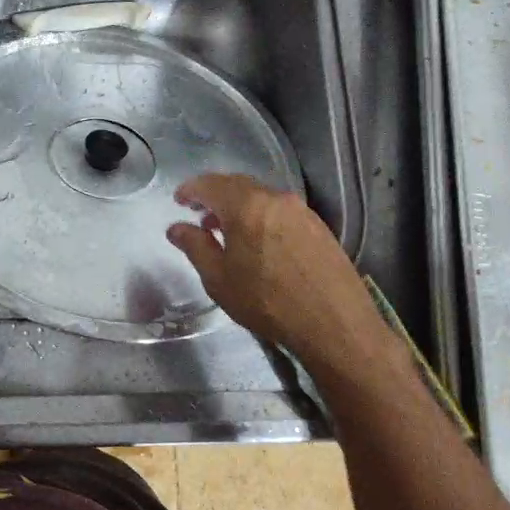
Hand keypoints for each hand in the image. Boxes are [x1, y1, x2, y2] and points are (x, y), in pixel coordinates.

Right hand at [166, 174, 388, 366]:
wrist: (334, 324)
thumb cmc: (267, 302)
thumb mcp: (218, 279)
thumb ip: (195, 246)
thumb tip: (176, 228)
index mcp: (247, 206)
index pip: (210, 185)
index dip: (190, 190)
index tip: (178, 201)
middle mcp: (276, 199)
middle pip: (238, 185)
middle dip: (215, 195)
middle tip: (199, 213)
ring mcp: (302, 211)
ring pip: (261, 197)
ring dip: (238, 206)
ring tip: (226, 230)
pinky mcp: (318, 226)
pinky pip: (280, 210)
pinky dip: (260, 216)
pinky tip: (257, 241)